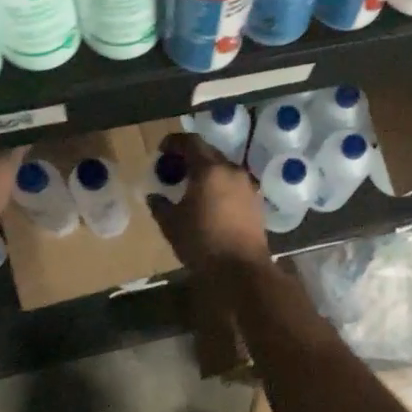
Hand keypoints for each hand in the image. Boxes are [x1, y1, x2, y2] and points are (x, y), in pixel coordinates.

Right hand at [146, 133, 271, 280]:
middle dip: (191, 156)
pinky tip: (211, 201)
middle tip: (175, 168)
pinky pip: (234, 184)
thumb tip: (154, 196)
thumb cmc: (202, 243)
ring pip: (224, 169)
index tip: (162, 150)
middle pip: (209, 152)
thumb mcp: (172, 225)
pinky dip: (220, 185)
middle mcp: (232, 171)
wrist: (241, 269)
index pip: (191, 142)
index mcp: (209, 170)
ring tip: (192, 186)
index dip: (174, 142)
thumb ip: (160, 206)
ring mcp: (248, 186)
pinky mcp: (256, 202)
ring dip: (207, 171)